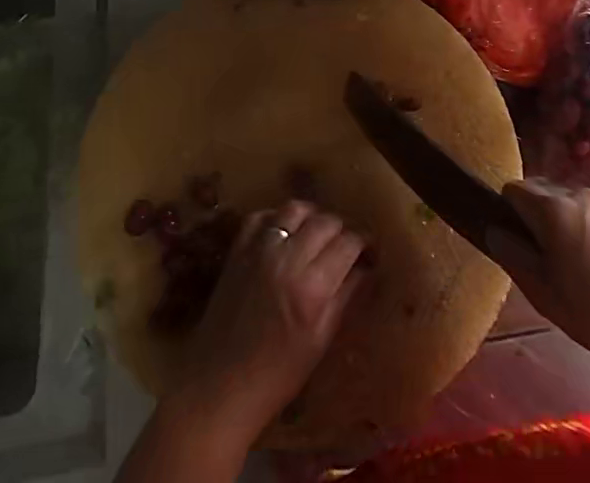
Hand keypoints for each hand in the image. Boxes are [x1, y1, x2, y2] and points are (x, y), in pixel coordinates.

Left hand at [164, 200, 368, 437]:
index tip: (369, 250)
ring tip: (317, 233)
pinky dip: (278, 218)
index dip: (364, 242)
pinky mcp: (237, 249)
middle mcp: (287, 259)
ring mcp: (259, 249)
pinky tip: (285, 233)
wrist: (220, 381)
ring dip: (312, 216)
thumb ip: (345, 296)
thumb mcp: (321, 339)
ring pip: (294, 208)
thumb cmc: (278, 373)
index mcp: (312, 287)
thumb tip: (365, 269)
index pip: (348, 243)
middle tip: (346, 245)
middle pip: (325, 221)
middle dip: (342, 229)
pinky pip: (262, 216)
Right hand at [486, 180, 589, 369]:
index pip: (512, 189)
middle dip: (535, 219)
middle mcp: (581, 195)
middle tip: (545, 263)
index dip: (506, 213)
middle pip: (543, 194)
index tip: (515, 245)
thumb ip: (514, 258)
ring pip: (572, 207)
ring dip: (566, 228)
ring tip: (581, 274)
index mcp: (553, 209)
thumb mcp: (548, 296)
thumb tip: (495, 231)